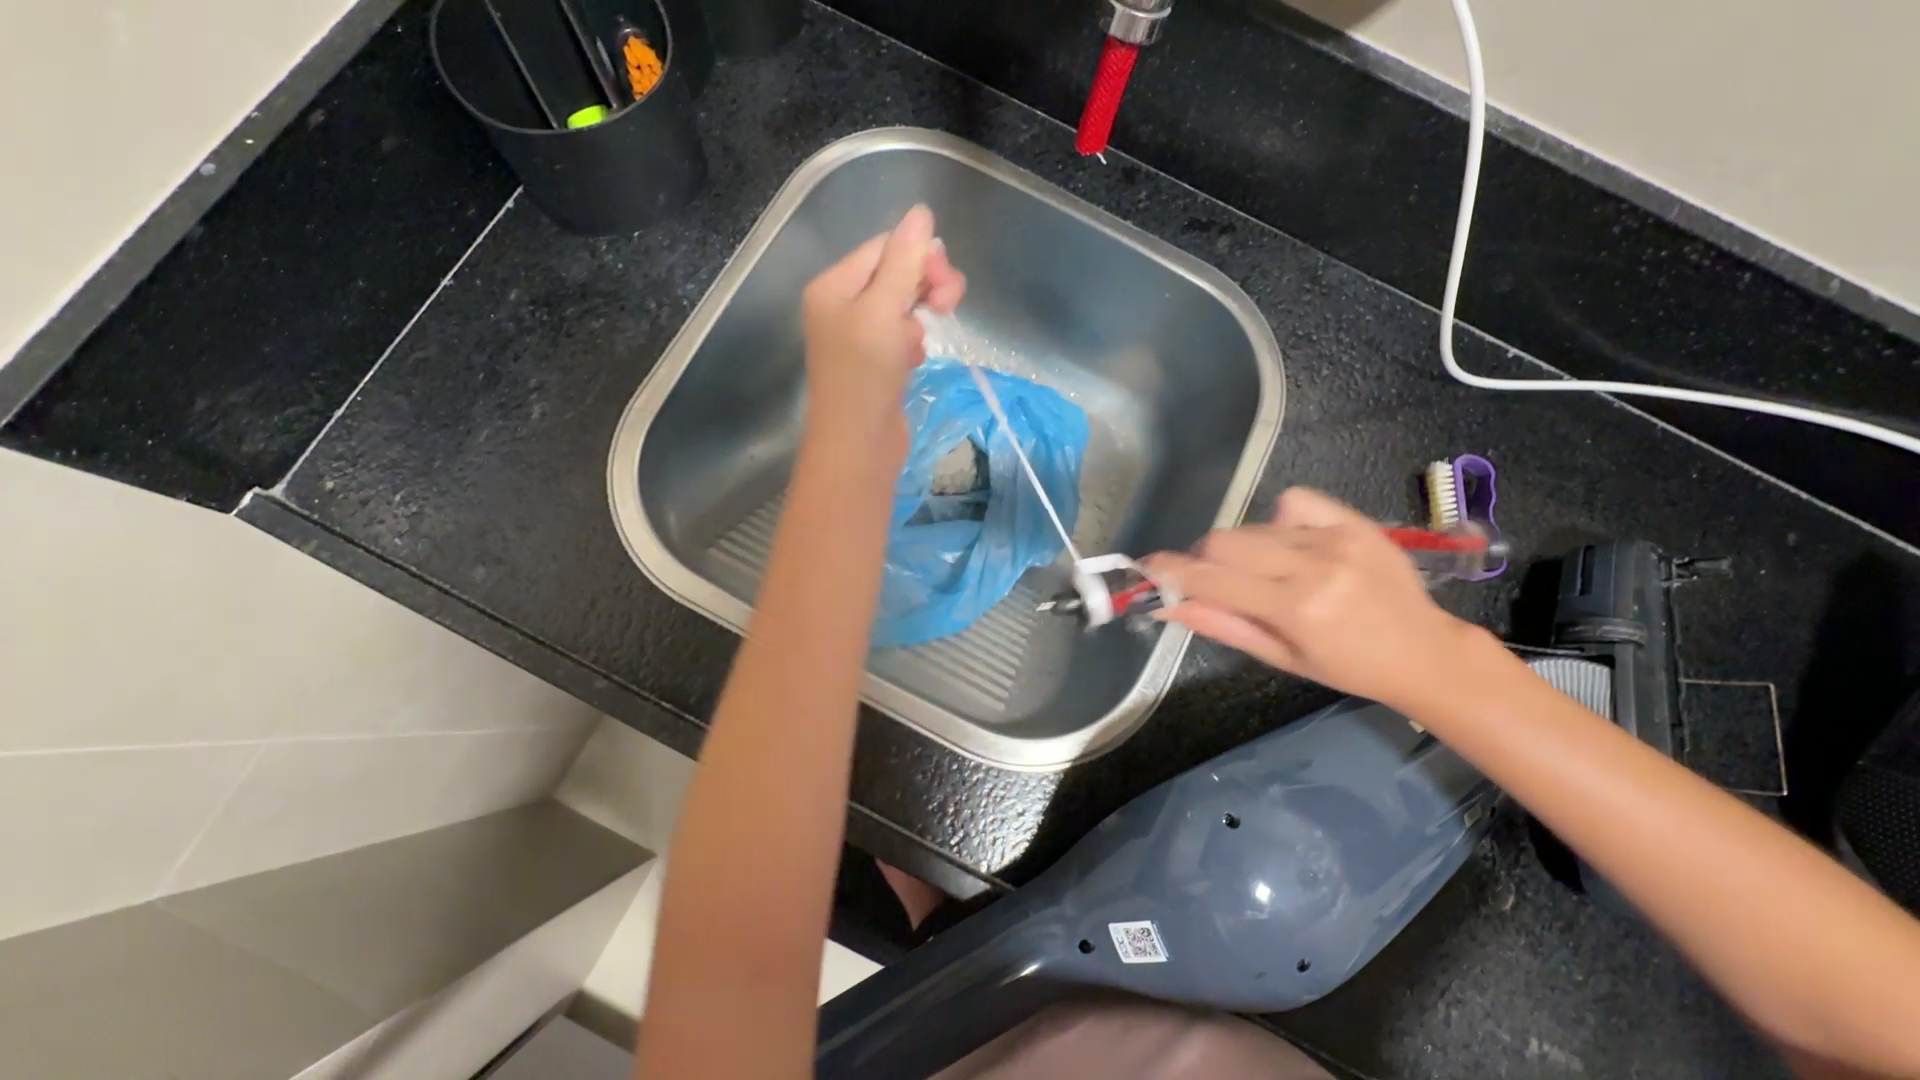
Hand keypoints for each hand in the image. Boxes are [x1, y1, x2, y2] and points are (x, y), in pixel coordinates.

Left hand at [800, 205, 965, 457]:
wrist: (858, 446)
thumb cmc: (865, 375)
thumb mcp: (884, 310)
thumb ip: (904, 262)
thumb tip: (922, 213)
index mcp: (834, 286)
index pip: (884, 248)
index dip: (920, 258)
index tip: (944, 286)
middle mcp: (841, 305)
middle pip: (896, 273)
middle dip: (926, 285)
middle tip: (948, 307)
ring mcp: (858, 336)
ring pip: (904, 304)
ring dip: (923, 315)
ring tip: (927, 337)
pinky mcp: (875, 362)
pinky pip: (903, 334)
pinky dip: (915, 340)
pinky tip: (915, 358)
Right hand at [1145, 487, 1488, 708]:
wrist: (1424, 651)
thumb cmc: (1349, 668)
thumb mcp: (1282, 658)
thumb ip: (1223, 626)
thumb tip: (1167, 605)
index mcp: (1294, 609)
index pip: (1211, 579)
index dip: (1171, 571)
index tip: (1148, 568)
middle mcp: (1312, 567)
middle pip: (1224, 541)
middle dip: (1205, 559)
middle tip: (1215, 581)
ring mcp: (1335, 539)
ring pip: (1254, 526)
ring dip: (1244, 548)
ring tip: (1268, 572)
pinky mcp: (1354, 522)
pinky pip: (1295, 501)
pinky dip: (1279, 518)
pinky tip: (1292, 542)